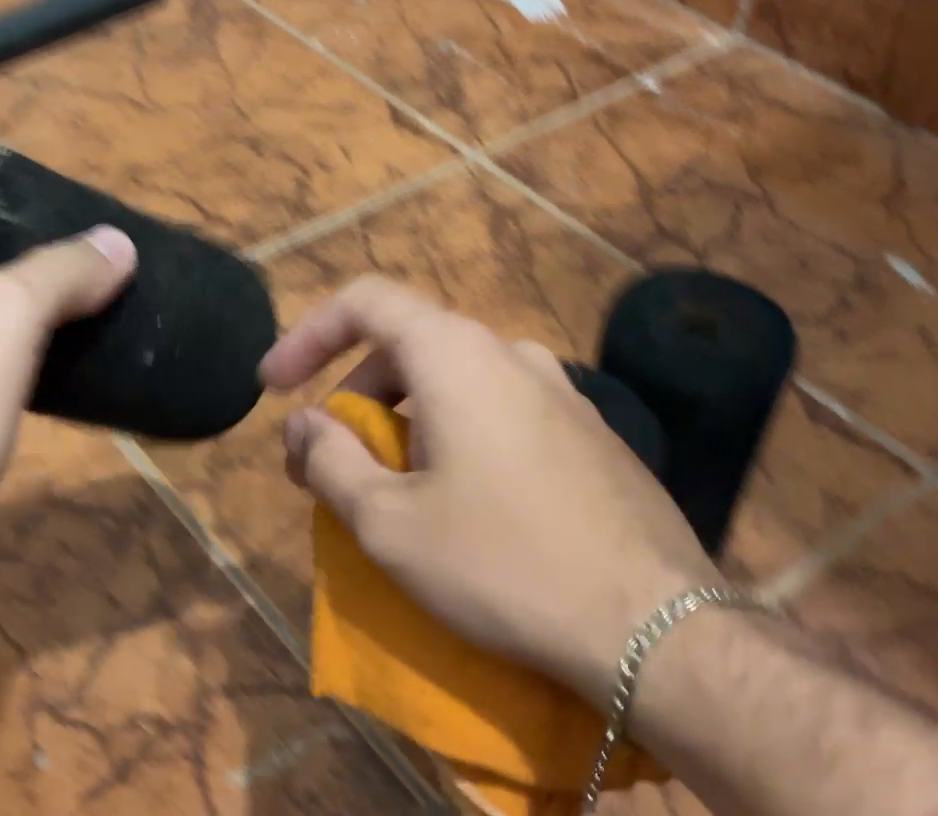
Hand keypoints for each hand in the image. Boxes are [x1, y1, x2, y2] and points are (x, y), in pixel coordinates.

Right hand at [261, 277, 718, 707]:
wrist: (662, 635)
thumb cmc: (502, 564)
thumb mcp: (387, 522)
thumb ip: (329, 459)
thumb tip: (305, 425)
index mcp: (456, 356)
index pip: (364, 302)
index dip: (306, 336)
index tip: (275, 387)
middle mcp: (511, 355)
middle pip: (404, 346)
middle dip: (351, 396)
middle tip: (323, 460)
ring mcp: (562, 394)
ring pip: (452, 382)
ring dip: (400, 420)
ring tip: (385, 485)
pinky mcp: (592, 436)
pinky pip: (497, 412)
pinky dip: (451, 436)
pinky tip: (456, 503)